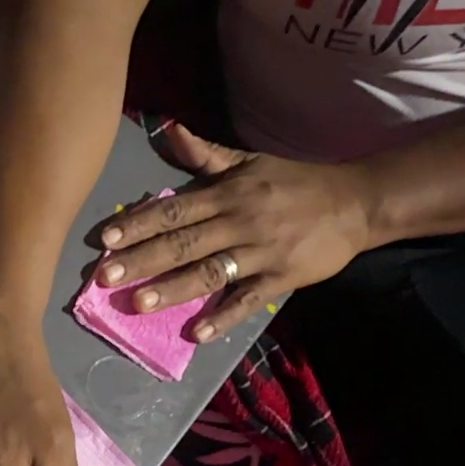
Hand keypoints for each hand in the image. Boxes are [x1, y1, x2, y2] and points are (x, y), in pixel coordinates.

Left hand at [94, 125, 379, 340]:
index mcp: (228, 194)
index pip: (175, 209)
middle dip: (143, 259)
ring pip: (211, 271)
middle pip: (184, 242)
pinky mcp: (282, 278)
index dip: (139, 222)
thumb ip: (206, 155)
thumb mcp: (250, 162)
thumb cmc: (293, 184)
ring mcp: (262, 251)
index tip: (106, 238)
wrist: (359, 201)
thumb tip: (169, 131)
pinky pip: (248, 300)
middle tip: (104, 276)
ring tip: (138, 303)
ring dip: (174, 288)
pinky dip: (224, 318)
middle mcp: (240, 221)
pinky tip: (197, 334)